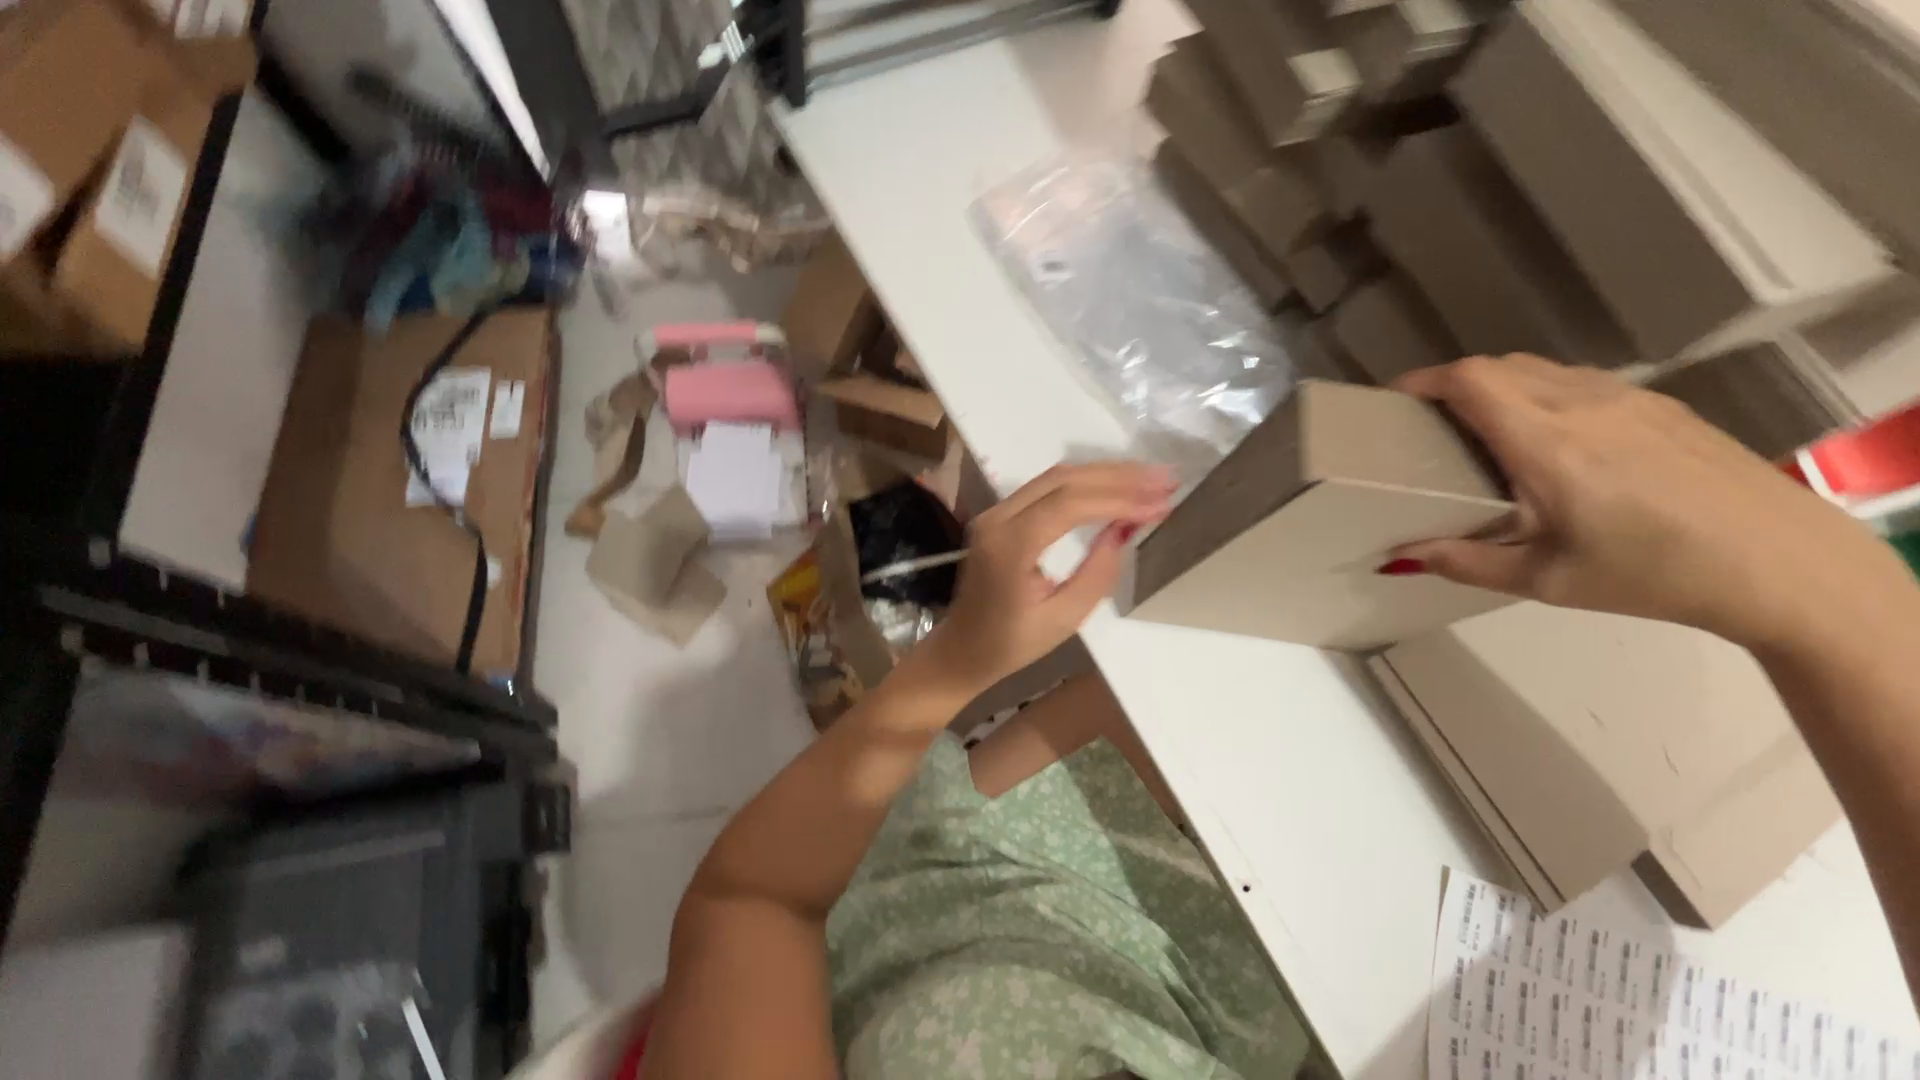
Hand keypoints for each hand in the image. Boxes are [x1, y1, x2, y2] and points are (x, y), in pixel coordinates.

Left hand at [913, 463, 1174, 697]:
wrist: (961, 650)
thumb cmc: (1011, 645)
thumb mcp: (1064, 619)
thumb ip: (1097, 572)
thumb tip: (1125, 528)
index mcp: (1008, 546)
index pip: (1068, 505)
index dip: (1118, 498)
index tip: (1161, 503)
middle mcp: (997, 519)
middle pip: (1063, 479)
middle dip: (1118, 476)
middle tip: (1165, 480)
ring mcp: (995, 513)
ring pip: (1055, 477)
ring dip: (1105, 475)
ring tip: (1151, 480)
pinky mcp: (1000, 515)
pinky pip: (1047, 487)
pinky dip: (1086, 484)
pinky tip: (1117, 487)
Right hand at [1390, 354, 1908, 651]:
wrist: (1780, 564)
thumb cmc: (1651, 575)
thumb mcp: (1545, 580)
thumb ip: (1464, 562)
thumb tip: (1399, 556)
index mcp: (1546, 444)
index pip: (1471, 381)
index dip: (1424, 380)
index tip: (1393, 399)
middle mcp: (1583, 405)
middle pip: (1499, 367)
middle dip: (1453, 385)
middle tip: (1429, 424)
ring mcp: (1628, 399)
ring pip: (1541, 369)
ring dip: (1499, 386)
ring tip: (1483, 430)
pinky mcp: (1660, 406)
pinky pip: (1579, 381)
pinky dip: (1542, 394)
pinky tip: (1551, 440)